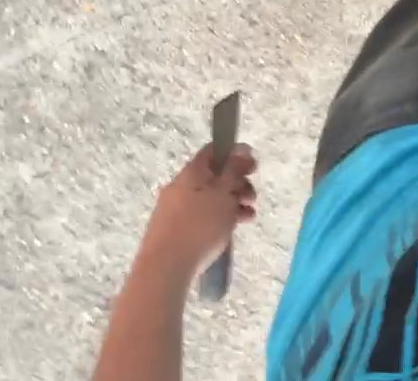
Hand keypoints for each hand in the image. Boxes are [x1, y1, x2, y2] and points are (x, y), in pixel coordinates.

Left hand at [137, 143, 256, 280]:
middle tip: (252, 195)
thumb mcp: (224, 192)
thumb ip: (234, 169)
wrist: (164, 269)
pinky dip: (220, 217)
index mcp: (192, 172)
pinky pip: (203, 215)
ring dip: (233, 202)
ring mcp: (176, 209)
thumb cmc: (199, 225)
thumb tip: (240, 149)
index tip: (253, 167)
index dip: (236, 154)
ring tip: (248, 215)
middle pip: (215, 175)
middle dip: (238, 183)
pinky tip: (236, 226)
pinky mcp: (175, 230)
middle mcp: (181, 186)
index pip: (214, 150)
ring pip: (211, 197)